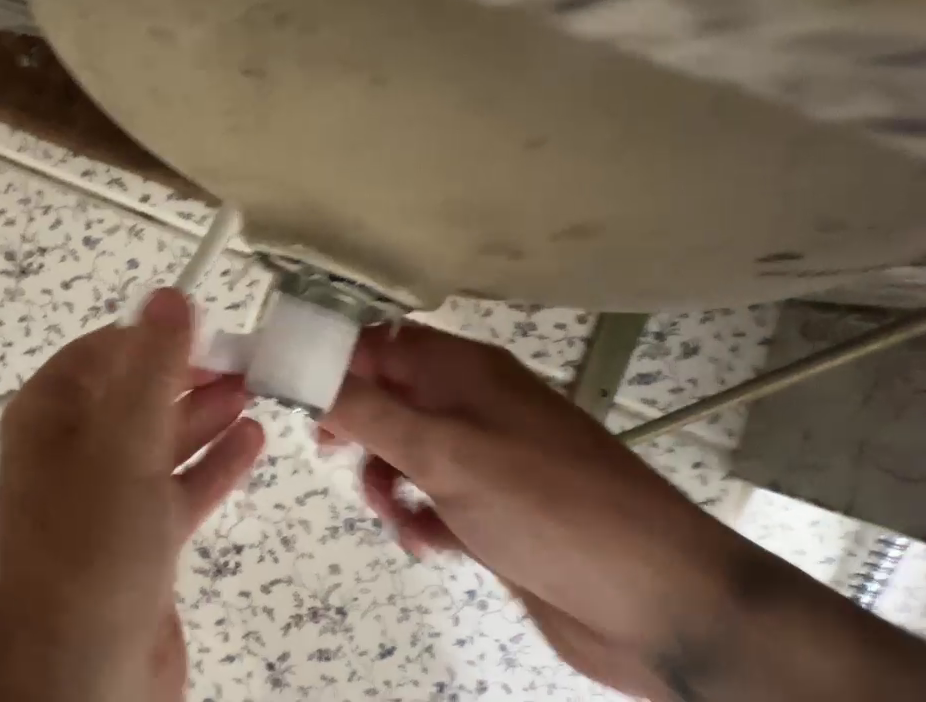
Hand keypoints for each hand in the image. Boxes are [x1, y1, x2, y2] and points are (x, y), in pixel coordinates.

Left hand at [0, 288, 264, 701]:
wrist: (81, 669)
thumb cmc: (92, 544)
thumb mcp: (123, 442)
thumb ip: (150, 367)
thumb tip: (168, 295)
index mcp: (49, 414)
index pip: (102, 352)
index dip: (154, 335)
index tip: (207, 327)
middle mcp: (70, 448)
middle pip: (133, 393)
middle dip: (185, 374)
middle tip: (243, 359)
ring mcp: (102, 495)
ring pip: (157, 439)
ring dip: (202, 414)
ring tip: (253, 390)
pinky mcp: (135, 539)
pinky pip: (175, 486)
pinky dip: (210, 464)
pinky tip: (248, 443)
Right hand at [317, 322, 738, 695]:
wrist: (665, 607)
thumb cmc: (550, 507)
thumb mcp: (443, 453)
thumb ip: (361, 410)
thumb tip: (294, 366)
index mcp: (464, 371)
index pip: (376, 341)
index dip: (328, 358)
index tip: (284, 386)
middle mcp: (472, 405)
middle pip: (383, 396)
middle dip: (352, 427)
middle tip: (329, 452)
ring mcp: (486, 458)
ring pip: (401, 450)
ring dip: (382, 479)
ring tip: (394, 512)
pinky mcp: (495, 508)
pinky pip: (430, 496)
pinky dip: (417, 515)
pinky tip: (427, 542)